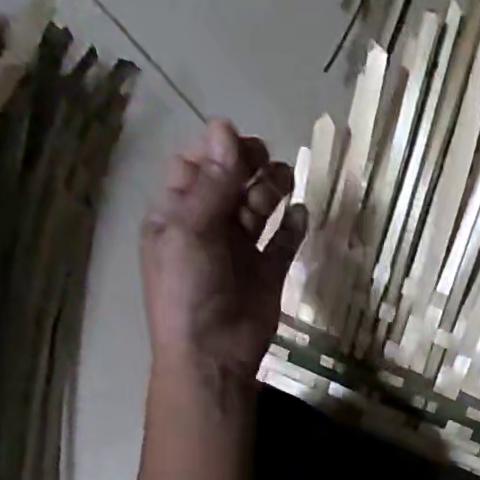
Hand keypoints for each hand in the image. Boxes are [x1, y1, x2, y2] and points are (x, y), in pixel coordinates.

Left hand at [142, 119, 305, 380]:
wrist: (213, 352)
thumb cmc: (189, 289)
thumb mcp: (192, 229)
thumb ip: (213, 182)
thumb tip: (226, 127)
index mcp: (177, 213)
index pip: (194, 168)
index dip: (216, 151)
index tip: (241, 142)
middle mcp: (209, 228)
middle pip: (230, 185)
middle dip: (248, 166)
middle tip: (269, 157)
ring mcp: (241, 252)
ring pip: (258, 211)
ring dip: (271, 191)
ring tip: (287, 177)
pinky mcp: (269, 276)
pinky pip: (283, 245)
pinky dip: (293, 228)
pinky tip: (302, 212)